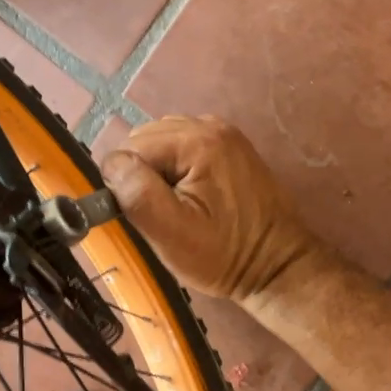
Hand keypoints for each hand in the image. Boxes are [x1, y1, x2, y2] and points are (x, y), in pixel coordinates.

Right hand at [101, 116, 319, 304]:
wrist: (277, 265)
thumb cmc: (225, 255)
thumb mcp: (173, 234)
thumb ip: (138, 194)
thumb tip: (114, 165)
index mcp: (198, 141)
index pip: (132, 149)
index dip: (128, 184)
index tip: (149, 216)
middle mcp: (211, 125)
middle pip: (146, 139)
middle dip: (144, 174)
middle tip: (165, 213)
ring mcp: (225, 134)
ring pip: (163, 141)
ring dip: (160, 171)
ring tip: (179, 206)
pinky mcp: (231, 147)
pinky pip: (185, 146)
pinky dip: (178, 167)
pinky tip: (192, 196)